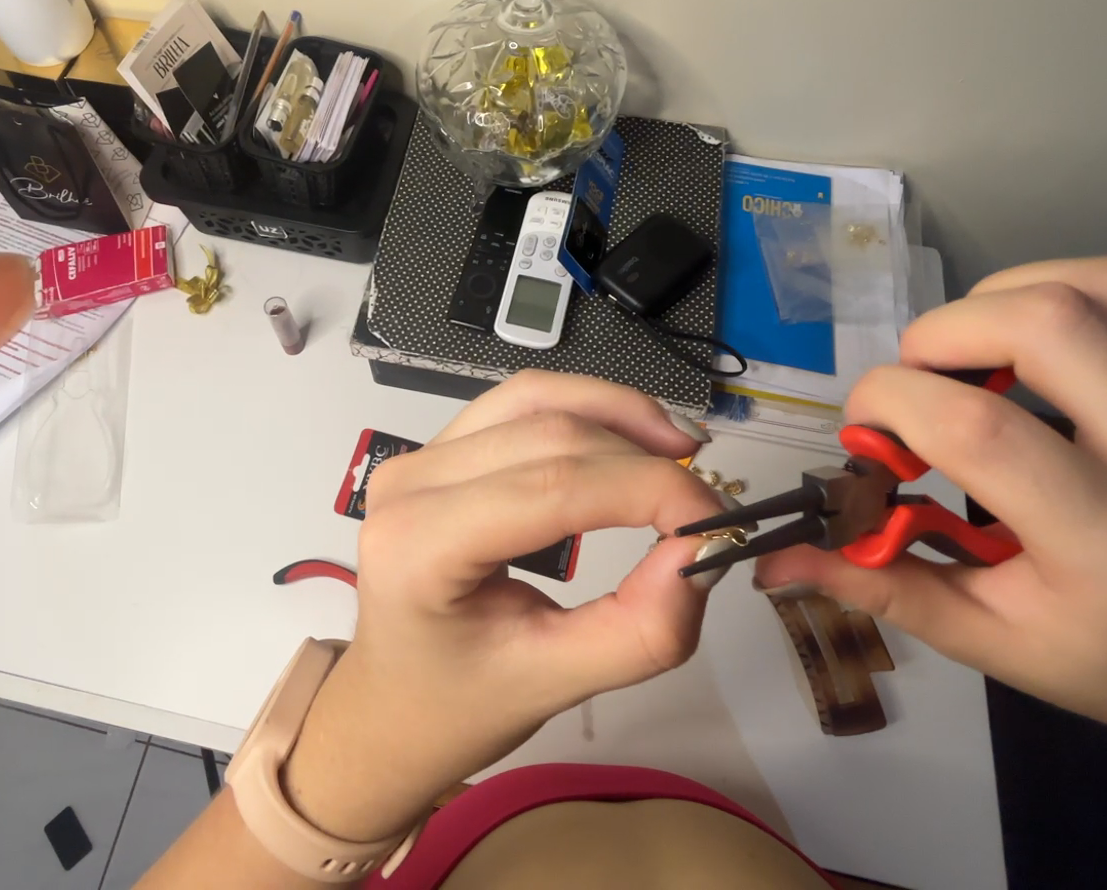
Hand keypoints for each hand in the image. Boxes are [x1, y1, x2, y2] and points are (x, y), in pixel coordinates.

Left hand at [281, 371, 725, 841]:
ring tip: (681, 450)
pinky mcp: (437, 451)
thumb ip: (639, 630)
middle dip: (642, 457)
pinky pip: (518, 405)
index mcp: (419, 546)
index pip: (552, 488)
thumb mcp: (554, 683)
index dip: (647, 489)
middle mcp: (409, 483)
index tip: (716, 519)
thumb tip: (704, 555)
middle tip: (707, 500)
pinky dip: (584, 410)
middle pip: (547, 434)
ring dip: (616, 413)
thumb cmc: (457, 705)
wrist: (390, 703)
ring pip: (534, 400)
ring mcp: (417, 458)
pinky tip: (629, 435)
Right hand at [755, 257, 1106, 758]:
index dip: (890, 401)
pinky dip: (1057, 291)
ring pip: (1102, 287)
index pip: (980, 430)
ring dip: (999, 298)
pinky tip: (1024, 340)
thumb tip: (774, 562)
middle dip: (940, 332)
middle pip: (1049, 325)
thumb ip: (878, 587)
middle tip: (914, 378)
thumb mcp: (987, 641)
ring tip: (965, 352)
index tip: (864, 427)